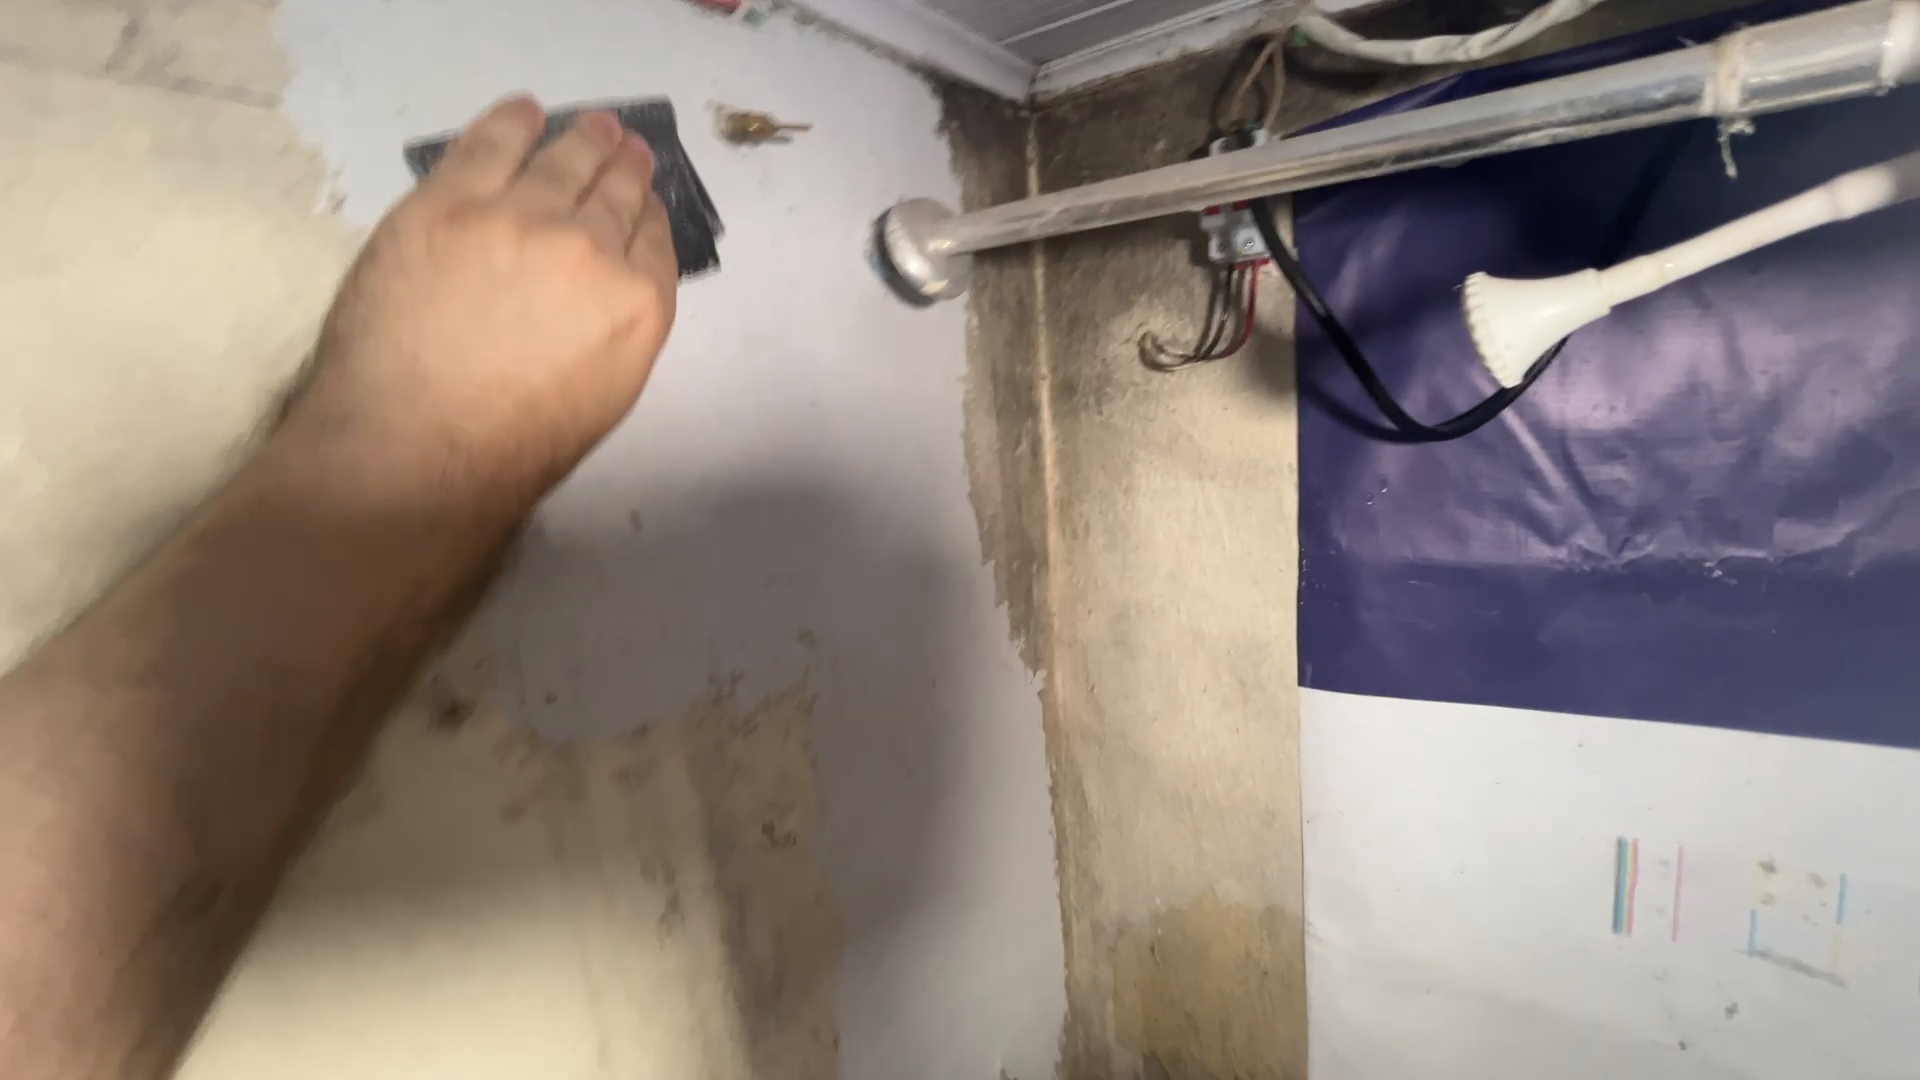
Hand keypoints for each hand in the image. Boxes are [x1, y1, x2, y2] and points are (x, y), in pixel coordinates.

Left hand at [297, 96, 678, 501]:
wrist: (425, 442)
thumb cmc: (525, 438)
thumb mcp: (608, 390)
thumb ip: (620, 326)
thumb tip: (610, 286)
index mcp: (640, 306)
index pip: (654, 243)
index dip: (651, 216)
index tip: (647, 201)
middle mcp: (592, 250)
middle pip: (614, 195)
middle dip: (627, 169)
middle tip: (630, 147)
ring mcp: (518, 219)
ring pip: (561, 162)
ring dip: (585, 139)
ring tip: (597, 124)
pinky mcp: (446, 204)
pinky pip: (487, 146)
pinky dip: (510, 122)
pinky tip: (524, 110)